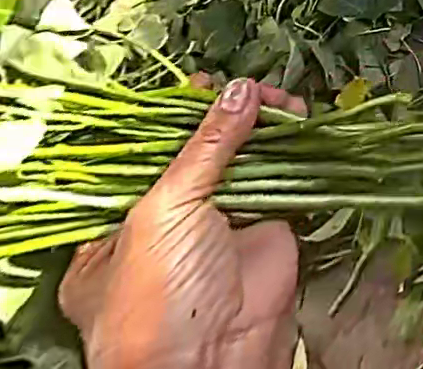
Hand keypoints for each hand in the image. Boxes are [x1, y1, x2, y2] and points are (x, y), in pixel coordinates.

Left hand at [60, 78, 307, 368]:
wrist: (214, 360)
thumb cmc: (158, 294)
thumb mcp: (166, 210)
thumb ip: (206, 145)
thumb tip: (240, 88)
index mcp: (125, 222)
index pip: (152, 153)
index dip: (176, 115)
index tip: (202, 81)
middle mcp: (176, 216)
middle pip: (206, 149)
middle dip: (229, 114)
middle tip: (252, 87)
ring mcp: (226, 217)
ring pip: (248, 156)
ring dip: (265, 124)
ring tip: (280, 100)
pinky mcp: (271, 220)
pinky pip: (284, 173)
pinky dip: (294, 145)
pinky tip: (298, 120)